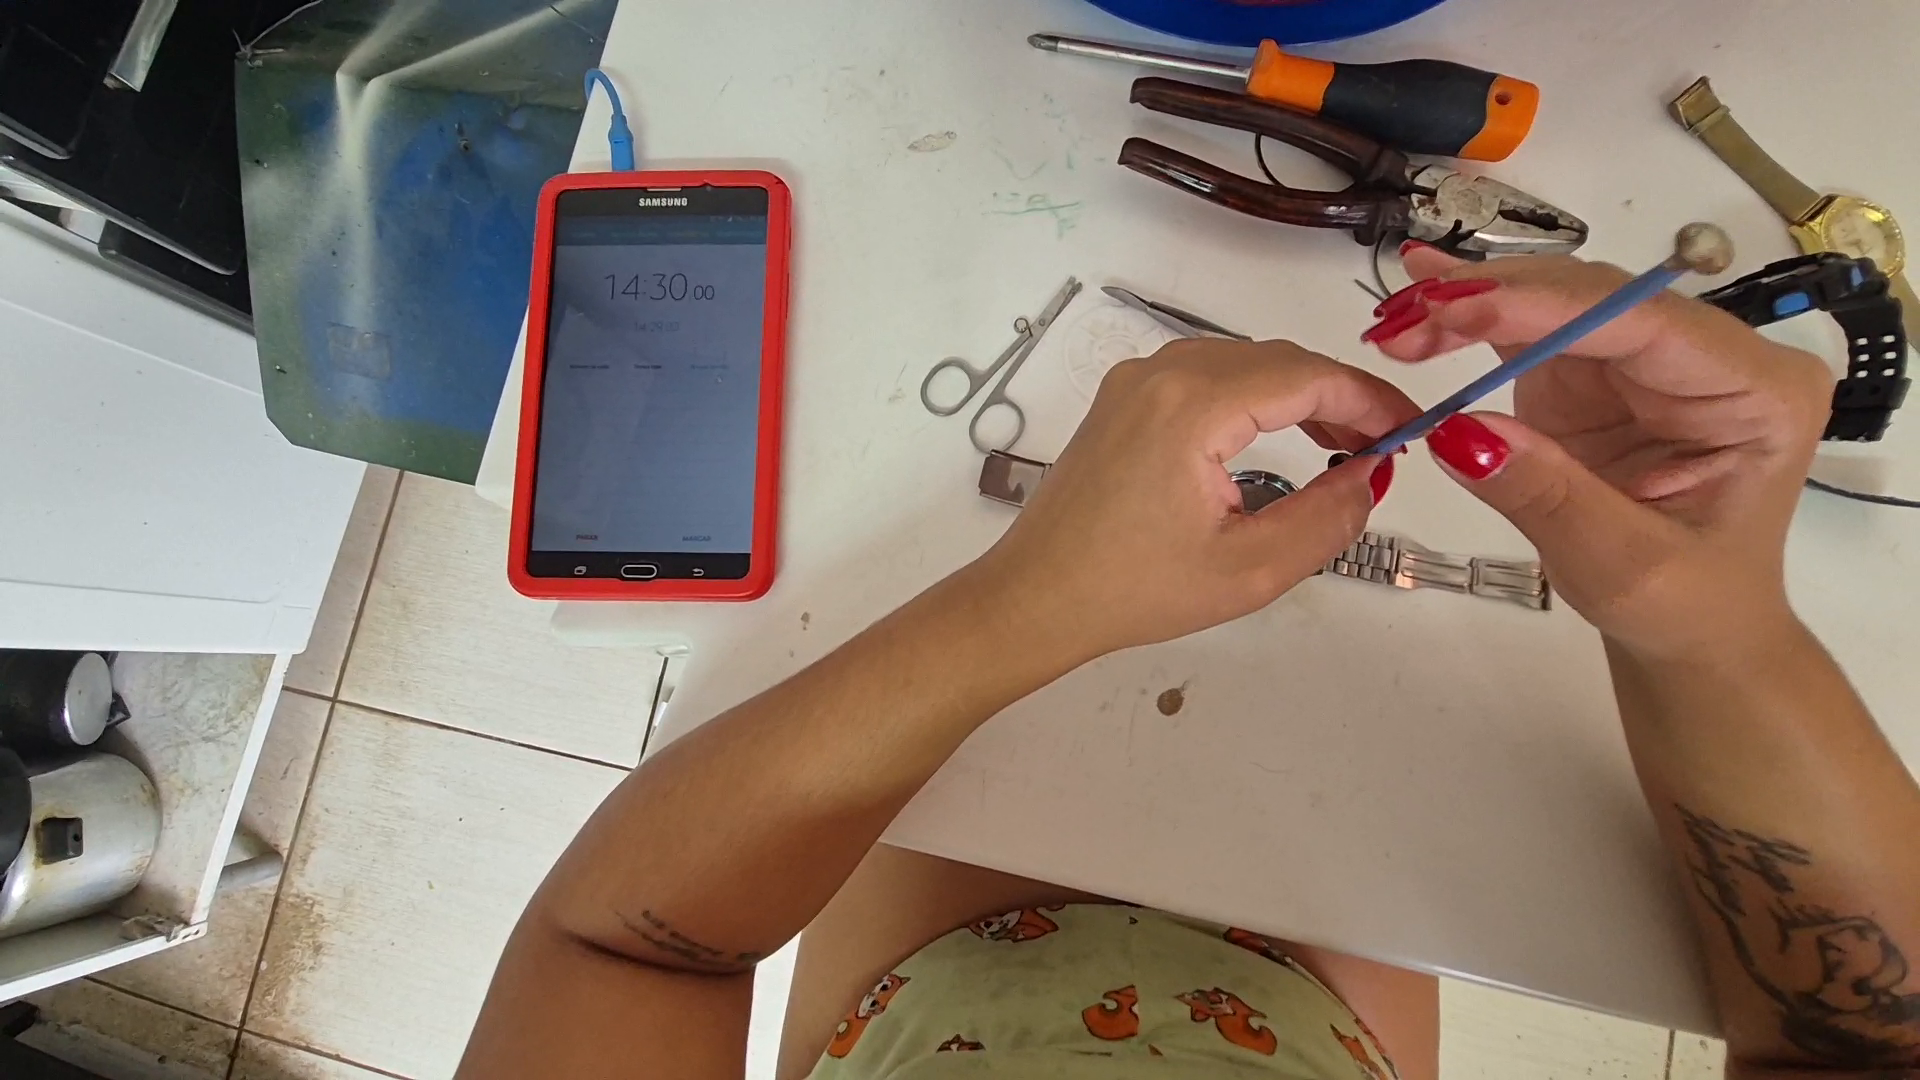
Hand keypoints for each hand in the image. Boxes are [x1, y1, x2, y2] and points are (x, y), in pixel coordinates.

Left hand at [978, 338, 1417, 662]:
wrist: (1036, 597)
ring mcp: (1129, 385)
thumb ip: (1327, 518)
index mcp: (1192, 405)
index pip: (1306, 375)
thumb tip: (1371, 475)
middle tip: (1376, 448)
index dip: (1370, 398)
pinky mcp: (1115, 404)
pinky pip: (1197, 381)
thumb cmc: (1134, 591)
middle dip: (1333, 396)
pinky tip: (1264, 439)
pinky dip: (1242, 401)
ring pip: (1235, 365)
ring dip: (1289, 395)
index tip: (1412, 430)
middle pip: (1272, 361)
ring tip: (1332, 445)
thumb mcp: (1249, 569)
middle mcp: (1158, 375)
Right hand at [1370, 248, 1834, 659]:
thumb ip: (1543, 492)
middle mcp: (1699, 359)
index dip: (1540, 308)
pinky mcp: (1588, 380)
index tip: (1446, 311)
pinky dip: (1471, 316)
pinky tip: (1428, 290)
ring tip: (1394, 317)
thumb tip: (1454, 432)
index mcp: (1749, 392)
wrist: (1687, 620)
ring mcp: (1639, 365)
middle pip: (1591, 298)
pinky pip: (1526, 332)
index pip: (1638, 324)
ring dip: (1469, 304)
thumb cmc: (1678, 599)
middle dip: (1491, 299)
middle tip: (1397, 321)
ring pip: (1551, 304)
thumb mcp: (1616, 560)